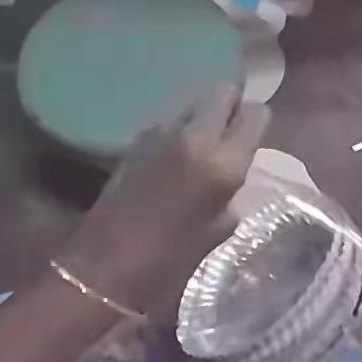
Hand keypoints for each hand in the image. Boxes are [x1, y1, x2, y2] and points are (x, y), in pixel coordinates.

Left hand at [58, 85, 268, 326]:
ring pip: (192, 106)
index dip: (257, 122)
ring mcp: (158, 134)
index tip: (255, 136)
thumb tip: (234, 177)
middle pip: (221, 95)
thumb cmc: (168, 262)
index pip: (254, 115)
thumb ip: (234, 196)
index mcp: (222, 164)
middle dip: (231, 106)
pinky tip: (175, 159)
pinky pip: (168, 123)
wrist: (103, 266)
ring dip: (202, 118)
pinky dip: (178, 132)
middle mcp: (193, 138)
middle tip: (233, 131)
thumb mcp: (218, 233)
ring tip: (204, 147)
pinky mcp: (133, 142)